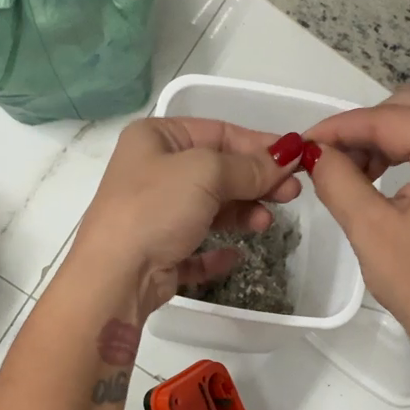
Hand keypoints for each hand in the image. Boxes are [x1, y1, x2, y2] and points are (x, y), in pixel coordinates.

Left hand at [74, 117, 303, 312]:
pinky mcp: (158, 257)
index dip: (258, 145)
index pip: (217, 133)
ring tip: (265, 224)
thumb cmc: (155, 209)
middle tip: (291, 194)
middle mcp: (152, 173)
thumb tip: (287, 157)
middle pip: (216, 172)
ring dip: (241, 215)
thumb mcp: (206, 174)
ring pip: (208, 211)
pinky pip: (193, 251)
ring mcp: (153, 217)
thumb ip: (248, 167)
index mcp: (155, 139)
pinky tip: (234, 255)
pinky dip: (216, 253)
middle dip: (255, 183)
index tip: (295, 159)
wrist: (115, 276)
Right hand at [305, 87, 409, 347]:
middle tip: (334, 164)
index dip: (342, 127)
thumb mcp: (370, 231)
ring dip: (397, 141)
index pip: (391, 118)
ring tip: (364, 178)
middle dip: (370, 130)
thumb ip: (339, 181)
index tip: (306, 142)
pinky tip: (401, 191)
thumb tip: (315, 153)